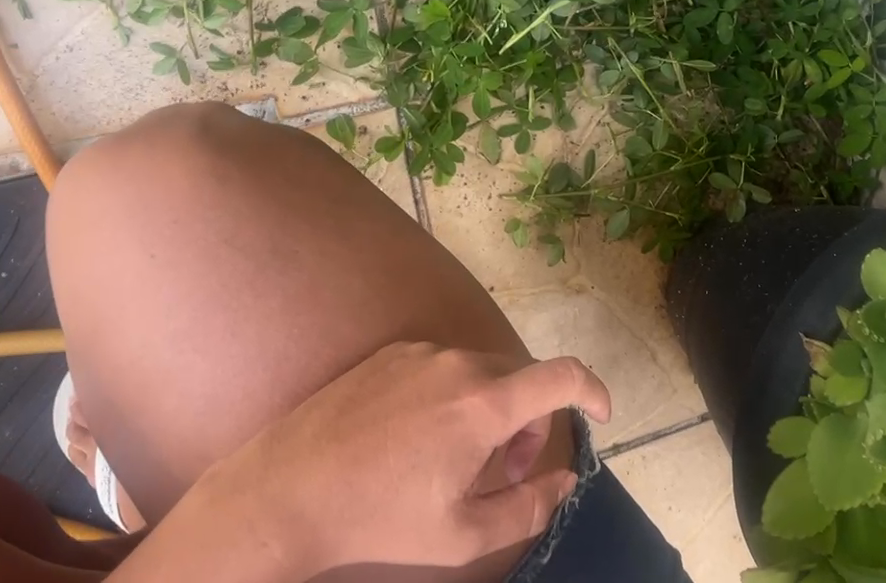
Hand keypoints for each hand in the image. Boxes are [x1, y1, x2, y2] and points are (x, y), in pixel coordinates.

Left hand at [211, 343, 610, 573]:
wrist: (286, 490)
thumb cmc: (378, 517)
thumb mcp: (462, 535)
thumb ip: (528, 506)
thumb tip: (563, 477)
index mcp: (482, 403)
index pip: (561, 374)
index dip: (593, 389)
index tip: (600, 414)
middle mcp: (457, 361)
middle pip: (520, 377)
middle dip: (528, 421)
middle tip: (502, 471)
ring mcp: (419, 351)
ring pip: (481, 372)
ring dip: (489, 409)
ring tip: (454, 459)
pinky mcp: (389, 352)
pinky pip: (442, 366)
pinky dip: (453, 395)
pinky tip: (415, 438)